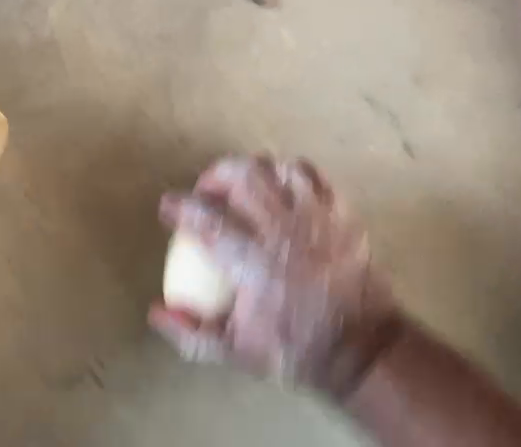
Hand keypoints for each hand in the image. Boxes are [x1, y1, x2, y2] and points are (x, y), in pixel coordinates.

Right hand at [149, 156, 400, 396]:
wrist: (365, 352)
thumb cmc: (298, 350)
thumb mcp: (239, 353)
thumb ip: (193, 335)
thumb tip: (155, 312)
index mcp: (254, 262)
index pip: (206, 220)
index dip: (180, 207)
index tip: (167, 207)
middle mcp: (283, 230)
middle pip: (242, 176)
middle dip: (214, 176)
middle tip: (207, 191)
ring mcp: (315, 218)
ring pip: (276, 168)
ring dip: (252, 170)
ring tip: (244, 186)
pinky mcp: (341, 214)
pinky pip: (312, 175)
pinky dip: (290, 172)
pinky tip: (282, 187)